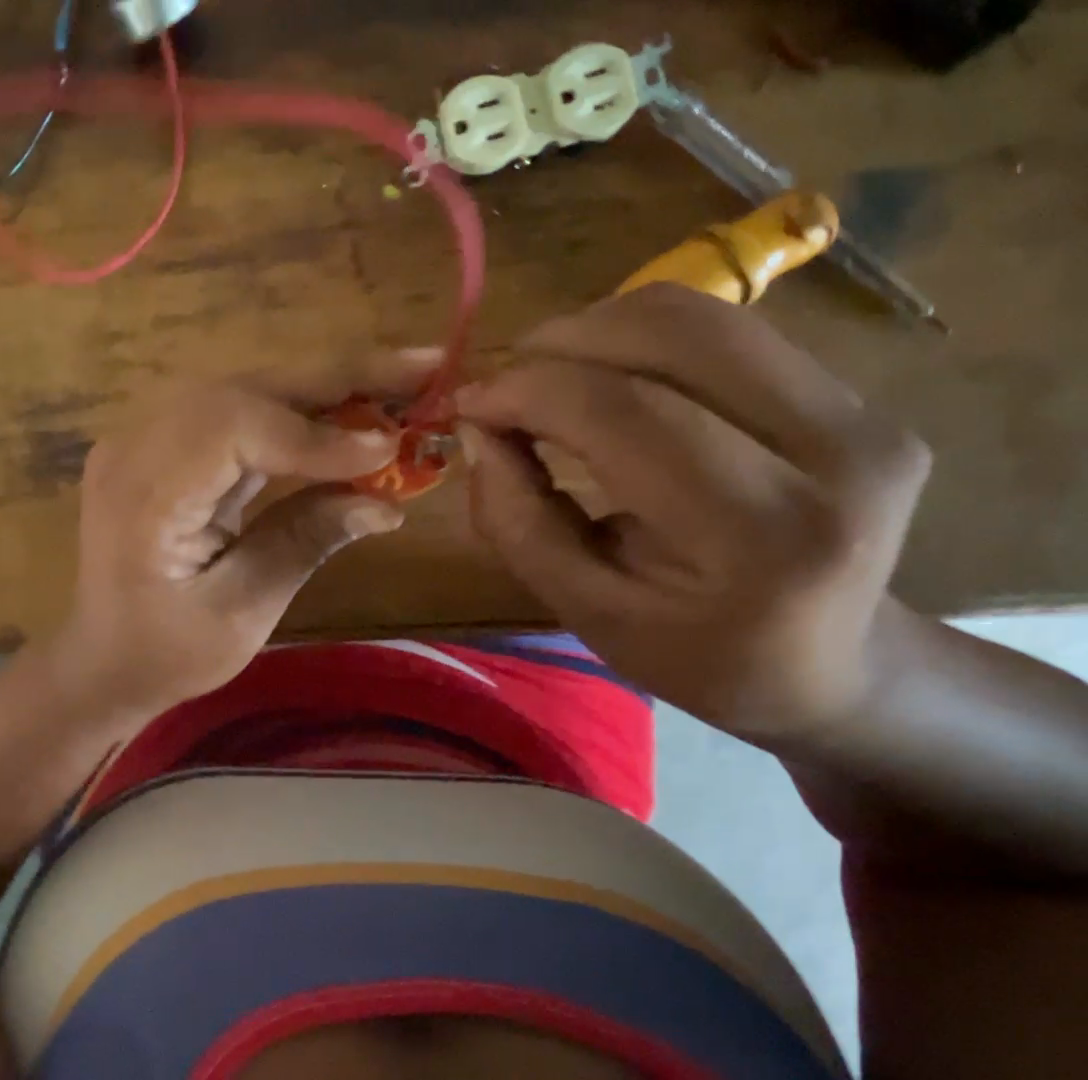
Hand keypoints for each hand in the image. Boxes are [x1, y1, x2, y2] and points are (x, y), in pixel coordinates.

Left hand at [48, 354, 439, 716]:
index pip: (231, 428)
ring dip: (319, 388)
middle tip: (424, 368)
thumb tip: (388, 500)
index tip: (388, 449)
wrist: (103, 659)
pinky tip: (346, 413)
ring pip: (240, 391)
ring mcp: (140, 442)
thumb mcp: (241, 612)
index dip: (314, 433)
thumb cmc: (165, 655)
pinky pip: (231, 412)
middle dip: (334, 380)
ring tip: (399, 384)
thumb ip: (305, 543)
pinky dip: (291, 413)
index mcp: (141, 496)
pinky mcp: (159, 447)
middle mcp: (132, 449)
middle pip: (239, 391)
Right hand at [455, 285, 931, 740]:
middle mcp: (835, 453)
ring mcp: (862, 412)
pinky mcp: (860, 393)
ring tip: (547, 378)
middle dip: (560, 342)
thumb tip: (477, 426)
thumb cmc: (692, 654)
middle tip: (503, 384)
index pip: (626, 414)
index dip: (528, 391)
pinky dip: (641, 341)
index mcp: (761, 535)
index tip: (466, 404)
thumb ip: (518, 521)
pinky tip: (607, 382)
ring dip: (598, 330)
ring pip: (700, 315)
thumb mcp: (584, 611)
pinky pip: (725, 332)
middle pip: (673, 335)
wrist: (831, 666)